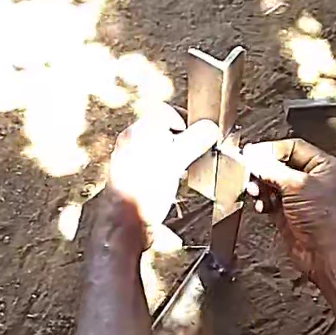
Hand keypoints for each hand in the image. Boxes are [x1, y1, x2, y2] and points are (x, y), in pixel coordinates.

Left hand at [87, 103, 220, 251]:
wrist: (125, 223)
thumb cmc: (146, 189)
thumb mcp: (178, 159)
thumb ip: (195, 139)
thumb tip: (209, 127)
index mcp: (139, 130)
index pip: (165, 111)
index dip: (185, 120)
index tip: (198, 133)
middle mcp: (129, 140)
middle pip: (161, 129)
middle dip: (180, 139)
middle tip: (192, 151)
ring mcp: (127, 158)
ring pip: (156, 147)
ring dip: (172, 154)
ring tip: (183, 167)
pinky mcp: (129, 176)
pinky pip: (150, 163)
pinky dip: (163, 167)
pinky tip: (170, 181)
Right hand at [242, 138, 335, 283]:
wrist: (328, 254)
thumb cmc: (325, 218)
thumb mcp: (297, 186)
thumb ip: (272, 169)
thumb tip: (253, 157)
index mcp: (323, 166)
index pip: (292, 148)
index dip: (271, 149)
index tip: (251, 153)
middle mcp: (312, 179)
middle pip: (279, 165)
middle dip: (263, 169)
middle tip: (248, 171)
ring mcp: (299, 197)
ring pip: (271, 183)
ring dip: (259, 186)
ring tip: (254, 192)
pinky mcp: (288, 213)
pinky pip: (269, 200)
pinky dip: (262, 201)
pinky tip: (261, 206)